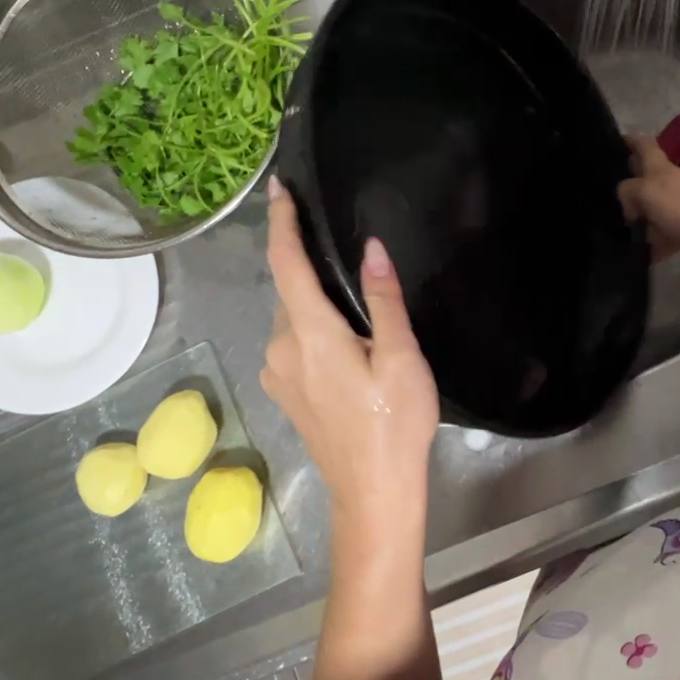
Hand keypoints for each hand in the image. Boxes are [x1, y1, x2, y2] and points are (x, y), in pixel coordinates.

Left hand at [260, 176, 438, 533]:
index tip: (278, 188)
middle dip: (311, 271)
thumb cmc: (394, 423)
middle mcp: (281, 349)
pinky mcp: (285, 394)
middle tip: (351, 268)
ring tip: (359, 319)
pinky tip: (346, 348)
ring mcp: (278, 375)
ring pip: (292, 320)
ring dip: (315, 306)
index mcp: (310, 335)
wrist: (373, 492)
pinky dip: (313, 331)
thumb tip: (372, 250)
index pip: (286, 265)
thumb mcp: (402, 359)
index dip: (282, 223)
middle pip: (289, 292)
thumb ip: (383, 301)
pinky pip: (293, 345)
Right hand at [617, 134, 679, 268]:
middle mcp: (673, 184)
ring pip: (656, 210)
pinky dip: (656, 245)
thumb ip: (629, 191)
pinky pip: (667, 236)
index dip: (631, 140)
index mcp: (662, 169)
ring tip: (621, 232)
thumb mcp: (648, 193)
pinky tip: (643, 256)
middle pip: (648, 179)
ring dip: (642, 219)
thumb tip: (627, 204)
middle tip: (611, 196)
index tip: (616, 140)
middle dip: (631, 184)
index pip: (645, 146)